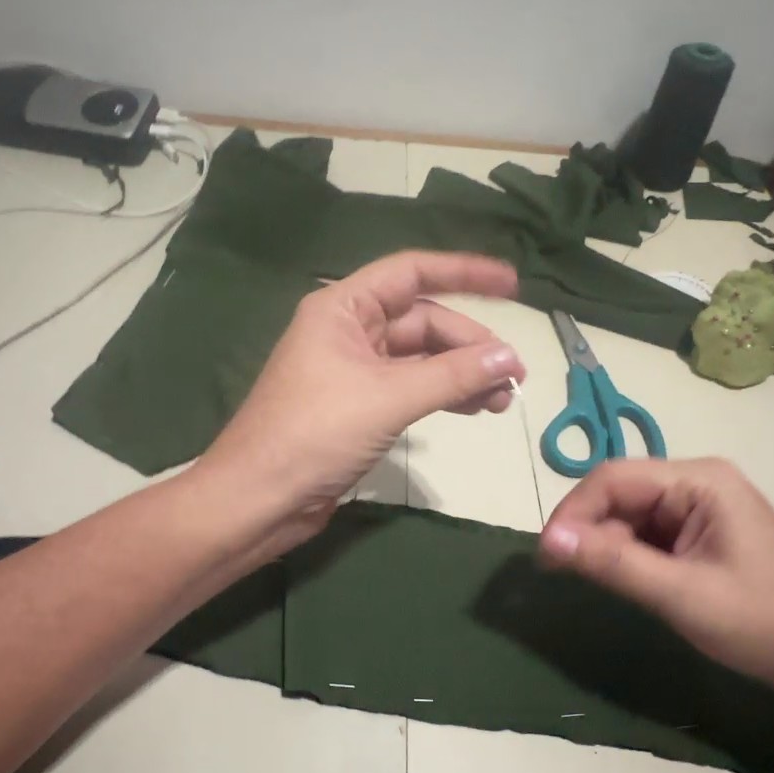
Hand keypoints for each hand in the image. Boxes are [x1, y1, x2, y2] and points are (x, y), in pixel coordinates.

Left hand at [197, 250, 527, 554]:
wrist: (259, 500)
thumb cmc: (313, 434)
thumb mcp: (388, 398)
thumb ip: (452, 375)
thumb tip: (510, 358)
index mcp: (342, 308)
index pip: (412, 273)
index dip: (464, 273)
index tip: (513, 283)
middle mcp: (349, 331)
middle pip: (423, 321)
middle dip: (470, 343)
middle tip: (514, 374)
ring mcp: (354, 371)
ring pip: (421, 359)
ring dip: (463, 373)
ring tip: (505, 397)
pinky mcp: (360, 408)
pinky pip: (412, 389)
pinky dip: (444, 396)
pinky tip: (476, 408)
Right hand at [539, 458, 773, 686]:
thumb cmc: (760, 622)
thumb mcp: (680, 594)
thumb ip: (612, 563)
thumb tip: (548, 540)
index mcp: (700, 480)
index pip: (614, 478)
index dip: (573, 512)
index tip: (546, 555)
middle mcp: (698, 482)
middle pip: (620, 492)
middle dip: (587, 529)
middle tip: (559, 572)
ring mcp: (701, 508)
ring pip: (630, 514)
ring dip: (605, 544)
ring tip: (592, 581)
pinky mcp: (701, 533)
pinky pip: (648, 533)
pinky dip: (626, 555)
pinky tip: (622, 580)